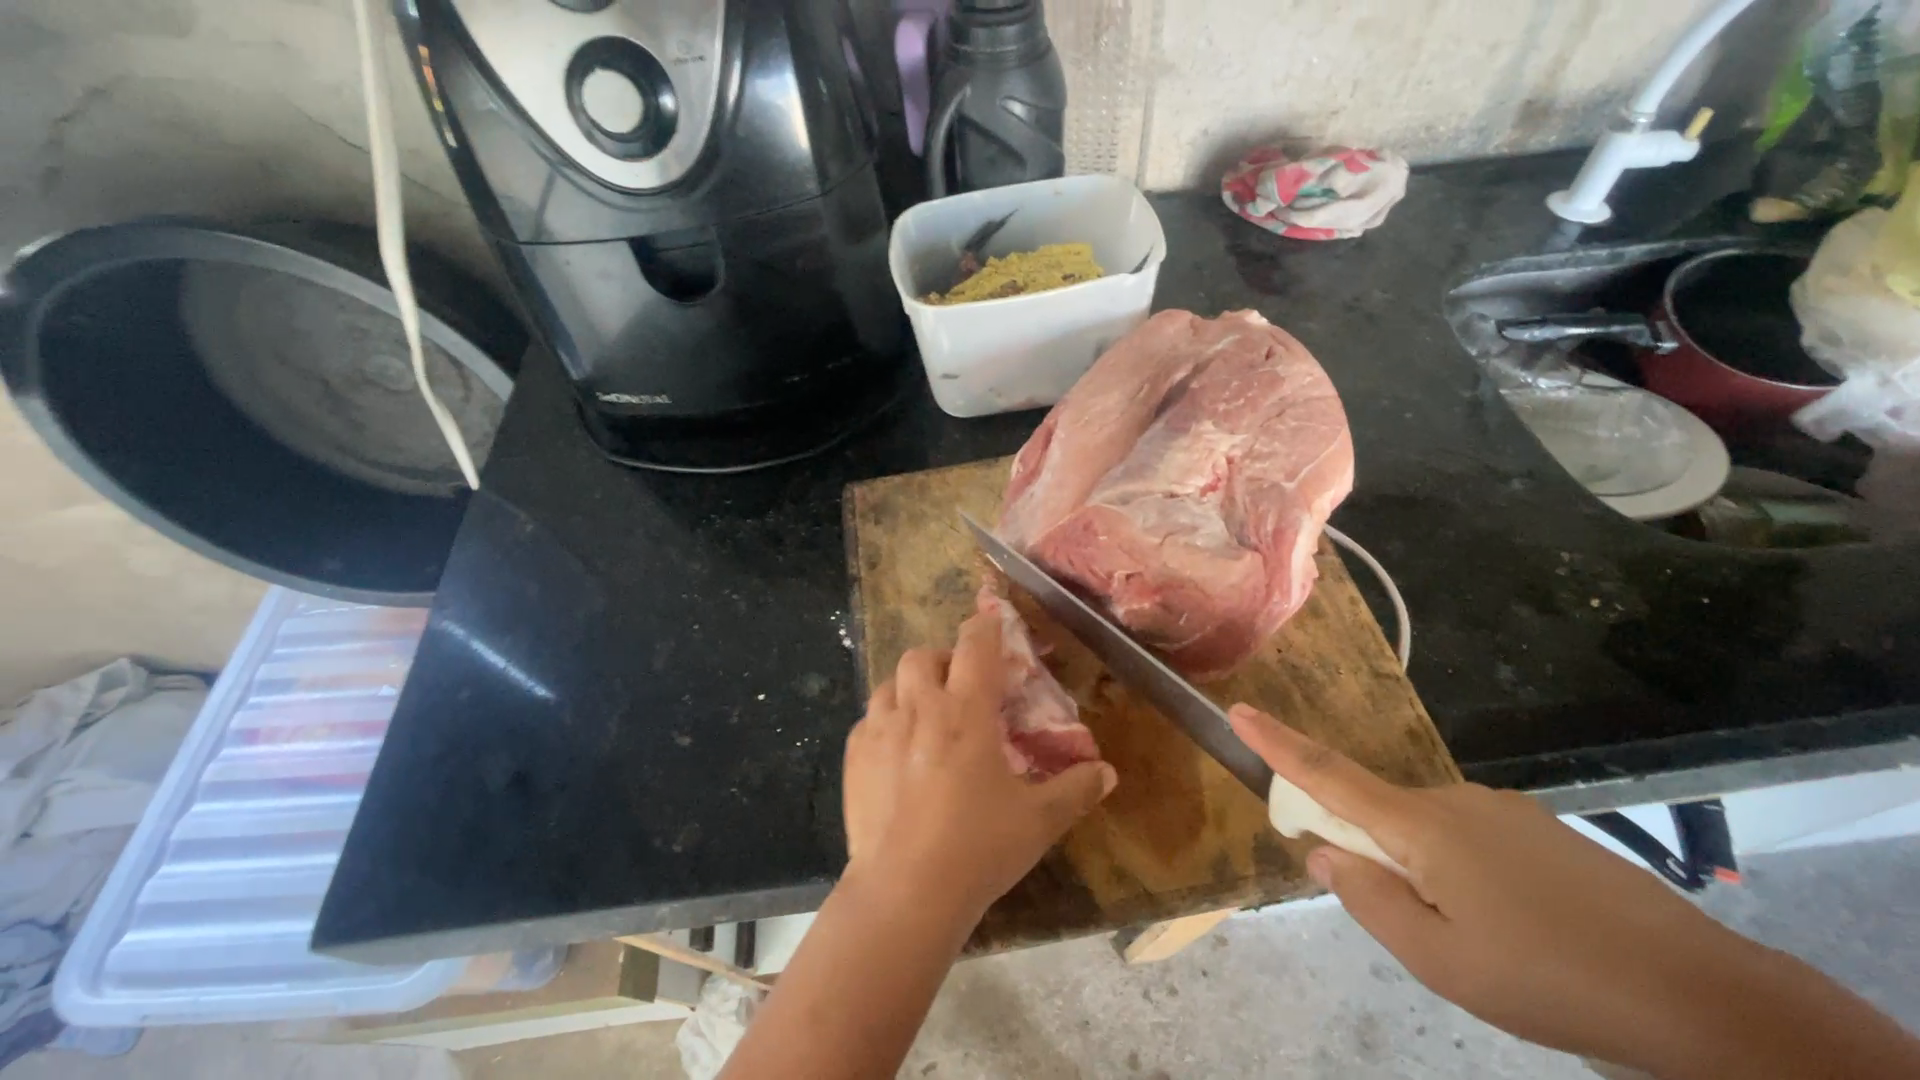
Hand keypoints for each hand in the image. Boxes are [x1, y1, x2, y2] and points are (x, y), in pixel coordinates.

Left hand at [843, 610, 1116, 926]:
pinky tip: (897, 751)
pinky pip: (867, 721)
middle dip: (943, 660)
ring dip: (910, 688)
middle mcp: (918, 709)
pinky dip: (884, 721)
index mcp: (966, 712)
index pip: (975, 647)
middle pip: (922, 656)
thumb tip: (1107, 773)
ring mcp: (879, 732)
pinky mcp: (854, 760)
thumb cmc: (979, 847)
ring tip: (926, 716)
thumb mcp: (1039, 820)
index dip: (985, 628)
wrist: (905, 890)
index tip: (992, 624)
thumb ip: (1075, 790)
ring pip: (888, 684)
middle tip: (961, 688)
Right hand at [1226, 705, 1919, 1079]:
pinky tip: (1511, 930)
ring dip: (1420, 870)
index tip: (1238, 709)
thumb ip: (1367, 899)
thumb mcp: (1436, 958)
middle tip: (1407, 922)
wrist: (1693, 994)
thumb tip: (1324, 851)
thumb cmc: (1543, 977)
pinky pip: (1472, 839)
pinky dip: (1461, 873)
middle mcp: (1458, 801)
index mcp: (1422, 827)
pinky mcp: (1542, 830)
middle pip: (1381, 811)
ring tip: (1474, 943)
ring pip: (1429, 831)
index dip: (1278, 744)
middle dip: (1367, 849)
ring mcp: (1506, 811)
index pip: (1330, 775)